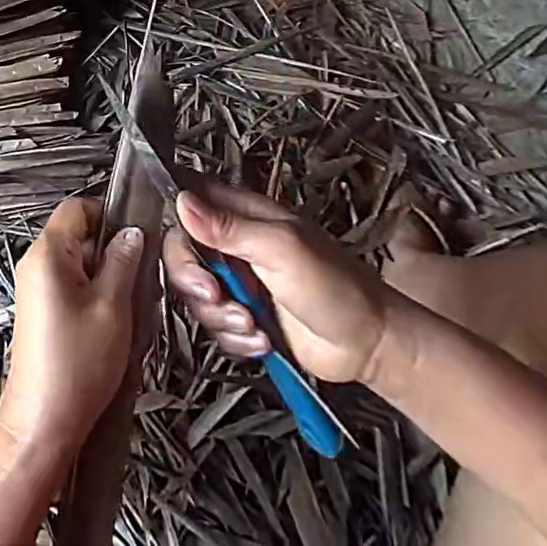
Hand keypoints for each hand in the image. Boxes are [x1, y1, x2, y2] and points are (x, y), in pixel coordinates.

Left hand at [0, 198, 143, 450]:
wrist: (45, 421)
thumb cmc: (72, 370)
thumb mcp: (113, 306)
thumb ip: (124, 261)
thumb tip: (132, 234)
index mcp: (48, 254)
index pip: (77, 206)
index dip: (108, 213)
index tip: (133, 231)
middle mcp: (36, 265)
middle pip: (80, 233)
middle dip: (112, 250)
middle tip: (135, 276)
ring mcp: (37, 287)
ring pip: (80, 260)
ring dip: (107, 275)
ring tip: (123, 306)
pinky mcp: (42, 308)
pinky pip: (73, 284)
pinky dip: (95, 294)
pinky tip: (110, 321)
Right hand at [165, 182, 389, 385]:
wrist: (368, 345)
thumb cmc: (337, 287)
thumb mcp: (280, 249)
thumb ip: (228, 227)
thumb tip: (183, 201)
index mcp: (245, 213)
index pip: (190, 202)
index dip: (179, 224)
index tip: (188, 251)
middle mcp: (236, 242)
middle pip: (182, 251)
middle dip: (194, 281)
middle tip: (218, 295)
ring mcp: (238, 279)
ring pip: (194, 292)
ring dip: (218, 315)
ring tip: (251, 323)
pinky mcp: (242, 312)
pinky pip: (213, 323)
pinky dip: (232, 337)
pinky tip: (260, 337)